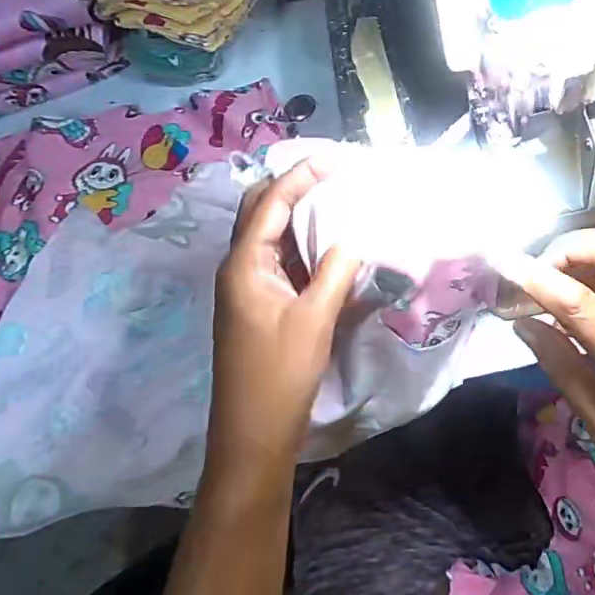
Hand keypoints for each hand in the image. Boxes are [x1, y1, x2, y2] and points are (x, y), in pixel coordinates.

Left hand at [209, 158, 361, 470]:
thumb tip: (356, 238)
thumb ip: (336, 272)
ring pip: (270, 235)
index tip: (335, 159)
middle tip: (332, 175)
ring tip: (335, 199)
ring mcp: (247, 287)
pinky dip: (301, 246)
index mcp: (244, 264)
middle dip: (293, 186)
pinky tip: (329, 244)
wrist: (252, 435)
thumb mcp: (315, 320)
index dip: (301, 175)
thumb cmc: (280, 375)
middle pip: (261, 210)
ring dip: (298, 215)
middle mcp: (238, 267)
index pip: (271, 202)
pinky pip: (279, 261)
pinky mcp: (259, 304)